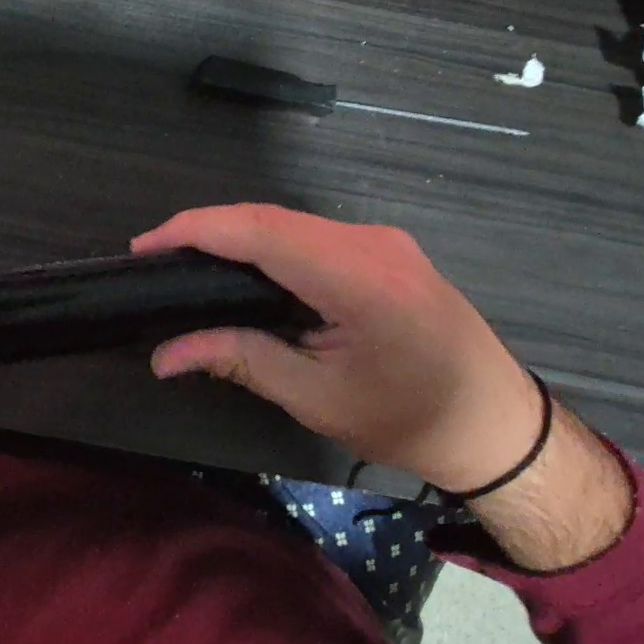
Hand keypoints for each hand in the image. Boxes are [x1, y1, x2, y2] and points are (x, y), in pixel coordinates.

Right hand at [132, 205, 542, 493]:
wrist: (499, 425)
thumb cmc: (411, 420)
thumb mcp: (317, 399)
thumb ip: (239, 360)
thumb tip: (165, 354)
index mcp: (361, 279)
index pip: (261, 231)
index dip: (197, 228)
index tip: (144, 245)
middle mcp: (372, 243)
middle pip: (271, 218)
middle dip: (206, 229)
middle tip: (156, 258)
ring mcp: (382, 240)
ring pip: (288, 221)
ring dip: (235, 235)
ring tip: (186, 263)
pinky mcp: (383, 249)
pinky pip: (310, 234)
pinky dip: (266, 244)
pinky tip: (240, 268)